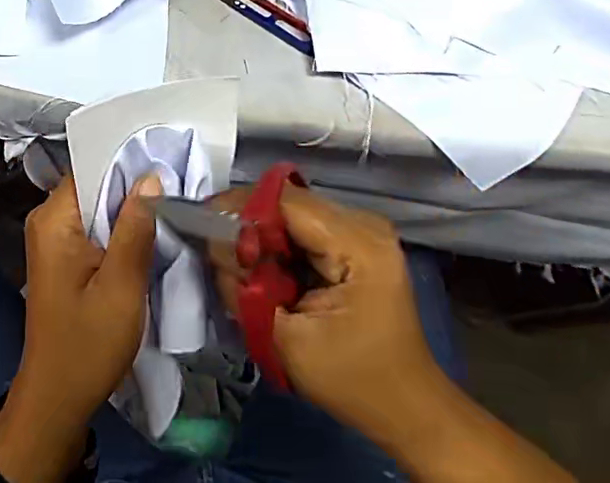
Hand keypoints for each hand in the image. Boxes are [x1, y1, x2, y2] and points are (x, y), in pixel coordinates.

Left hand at [0, 172, 160, 482]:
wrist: (58, 398)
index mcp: (53, 219)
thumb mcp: (121, 287)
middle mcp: (47, 220)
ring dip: (127, 209)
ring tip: (167, 205)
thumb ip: (135, 229)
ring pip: (96, 207)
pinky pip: (93, 227)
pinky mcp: (62, 257)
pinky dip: (117, 228)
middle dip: (131, 186)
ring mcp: (52, 239)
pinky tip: (145, 234)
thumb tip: (150, 177)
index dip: (126, 163)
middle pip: (93, 185)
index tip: (164, 160)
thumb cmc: (88, 344)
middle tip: (174, 185)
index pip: (89, 168)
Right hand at [207, 185, 447, 437]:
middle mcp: (364, 223)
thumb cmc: (352, 380)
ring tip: (239, 261)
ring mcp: (364, 229)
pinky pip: (304, 225)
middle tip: (216, 248)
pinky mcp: (358, 239)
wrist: (408, 407)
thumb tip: (210, 243)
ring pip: (291, 210)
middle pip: (287, 201)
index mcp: (358, 245)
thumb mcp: (285, 341)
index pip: (283, 201)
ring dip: (261, 232)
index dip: (238, 207)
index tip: (201, 224)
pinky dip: (279, 241)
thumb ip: (241, 287)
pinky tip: (267, 267)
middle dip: (247, 222)